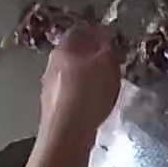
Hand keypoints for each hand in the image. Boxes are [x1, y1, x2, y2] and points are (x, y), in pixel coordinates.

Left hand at [38, 24, 121, 143]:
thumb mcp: (106, 64)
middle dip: (96, 54)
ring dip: (92, 74)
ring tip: (110, 80)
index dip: (100, 32)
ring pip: (75, 73)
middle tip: (116, 59)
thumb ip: (109, 47)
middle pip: (77, 53)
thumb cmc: (87, 95)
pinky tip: (97, 100)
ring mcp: (51, 87)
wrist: (67, 135)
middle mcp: (52, 65)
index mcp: (63, 50)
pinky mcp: (56, 106)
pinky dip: (87, 91)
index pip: (82, 31)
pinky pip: (75, 92)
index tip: (115, 38)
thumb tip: (108, 37)